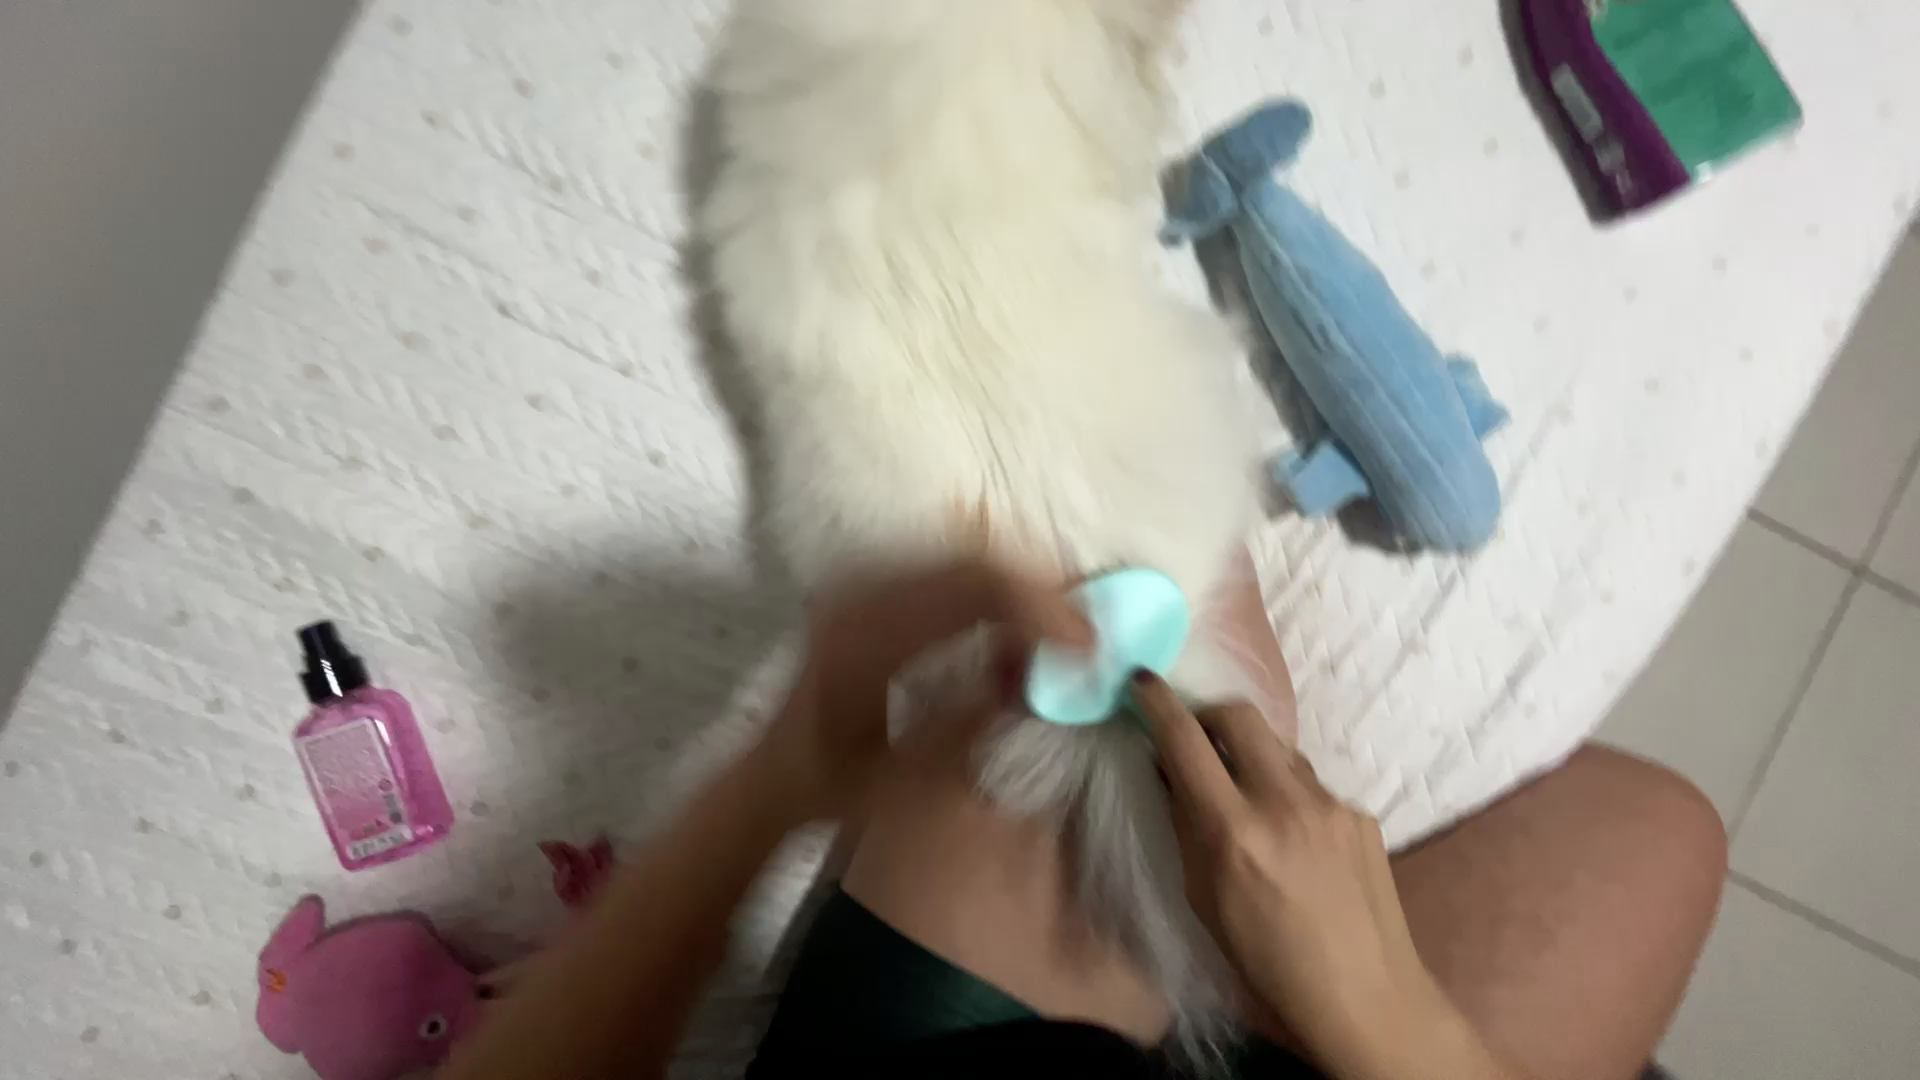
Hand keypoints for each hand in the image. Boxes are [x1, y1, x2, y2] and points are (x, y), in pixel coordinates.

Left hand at [749, 560, 1091, 823]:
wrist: (773, 772)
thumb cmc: (834, 785)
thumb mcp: (906, 774)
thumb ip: (974, 721)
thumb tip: (1041, 675)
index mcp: (869, 638)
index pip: (973, 590)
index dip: (1041, 608)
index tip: (1086, 644)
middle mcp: (863, 594)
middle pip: (974, 558)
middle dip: (1040, 588)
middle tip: (1083, 629)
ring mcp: (863, 584)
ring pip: (962, 556)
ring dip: (1019, 582)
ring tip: (1059, 624)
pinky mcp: (869, 588)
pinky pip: (945, 568)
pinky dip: (990, 587)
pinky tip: (1015, 618)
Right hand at [1134, 674, 1513, 1079]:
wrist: (1368, 1001)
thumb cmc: (1264, 959)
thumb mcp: (1202, 893)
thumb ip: (1184, 820)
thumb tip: (1168, 767)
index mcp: (1233, 830)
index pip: (1184, 739)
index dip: (1157, 702)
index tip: (1142, 681)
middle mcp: (1284, 803)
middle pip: (1238, 714)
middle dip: (1208, 713)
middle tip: (1196, 736)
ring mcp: (1330, 804)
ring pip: (1277, 745)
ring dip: (1250, 754)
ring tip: (1248, 796)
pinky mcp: (1359, 814)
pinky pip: (1309, 781)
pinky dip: (1286, 790)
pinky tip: (1292, 835)